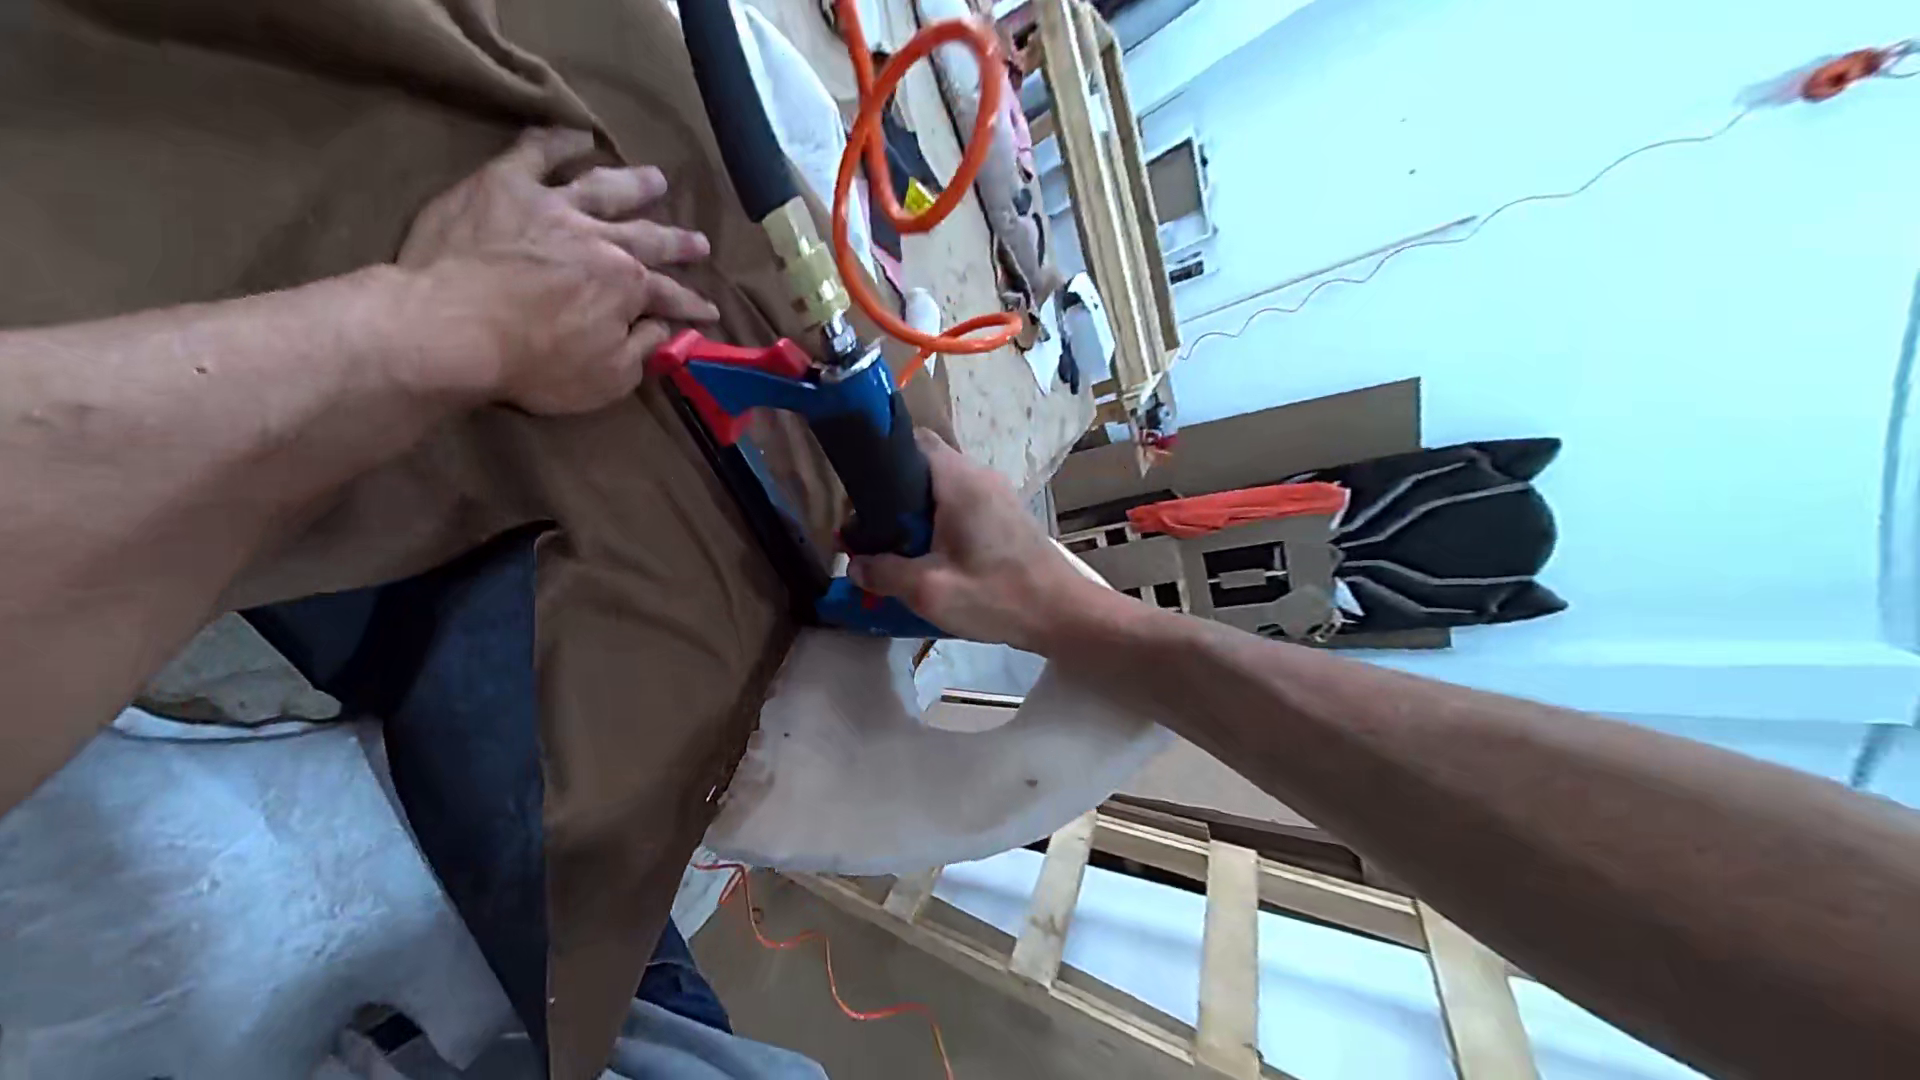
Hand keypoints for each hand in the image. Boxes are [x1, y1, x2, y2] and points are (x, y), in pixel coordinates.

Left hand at [395, 128, 719, 413]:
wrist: (450, 329)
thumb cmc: (536, 365)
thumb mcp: (610, 377)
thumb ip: (643, 349)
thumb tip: (664, 329)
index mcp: (628, 288)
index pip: (672, 296)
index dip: (694, 306)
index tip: (711, 312)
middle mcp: (601, 241)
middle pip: (650, 239)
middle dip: (679, 244)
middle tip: (701, 243)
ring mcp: (554, 208)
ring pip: (605, 189)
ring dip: (636, 185)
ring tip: (658, 180)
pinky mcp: (503, 186)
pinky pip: (536, 153)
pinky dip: (559, 141)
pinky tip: (578, 136)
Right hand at [848, 430, 1111, 651]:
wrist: (1063, 614)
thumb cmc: (997, 596)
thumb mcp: (929, 591)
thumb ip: (885, 573)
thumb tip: (855, 565)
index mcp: (960, 480)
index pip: (913, 441)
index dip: (882, 460)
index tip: (862, 498)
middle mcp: (981, 476)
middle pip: (926, 466)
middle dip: (896, 496)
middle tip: (876, 533)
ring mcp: (998, 494)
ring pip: (944, 489)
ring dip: (919, 514)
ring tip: (900, 549)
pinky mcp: (1007, 515)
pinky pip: (963, 506)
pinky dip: (942, 523)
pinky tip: (934, 557)